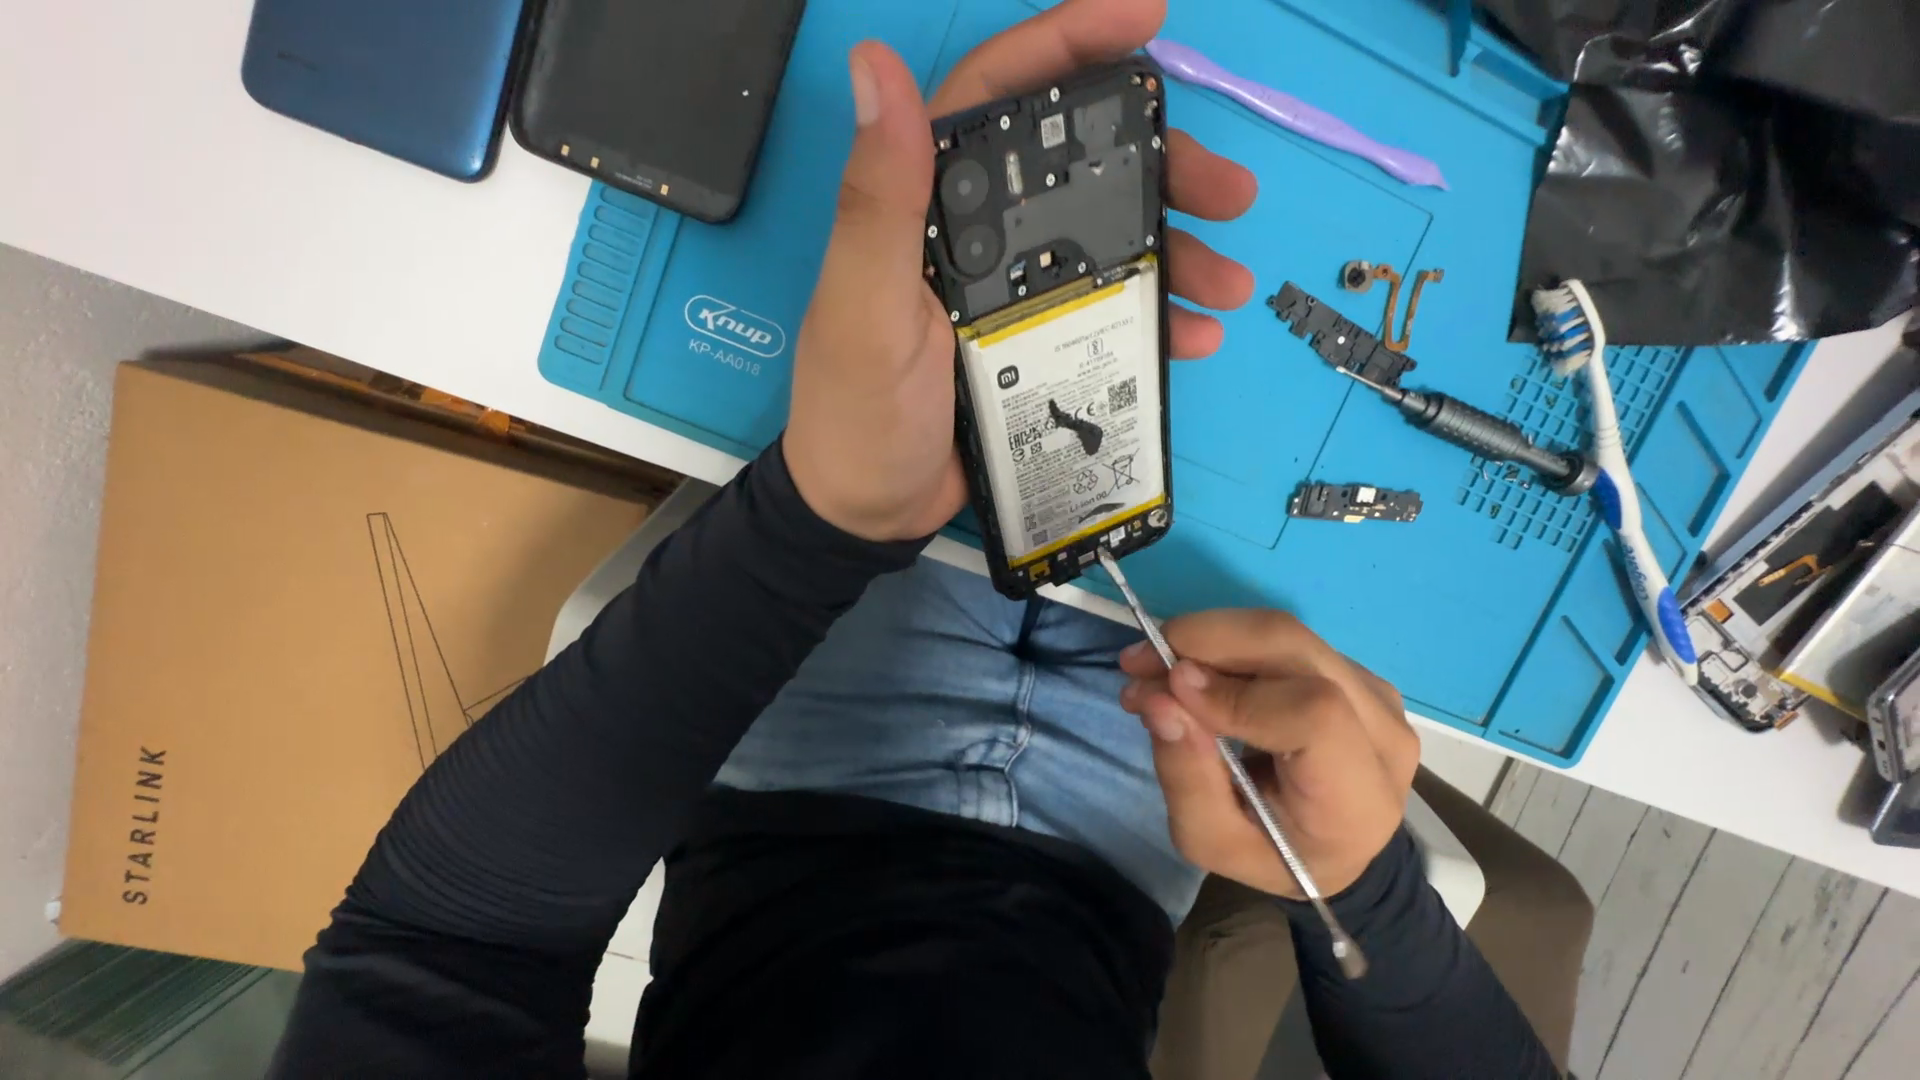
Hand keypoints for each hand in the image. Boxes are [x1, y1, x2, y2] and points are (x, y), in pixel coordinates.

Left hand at [783, 0, 1258, 541]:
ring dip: (1176, 251)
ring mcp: (1013, 294)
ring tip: (1227, 281)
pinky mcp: (1038, 347)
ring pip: (1107, 244)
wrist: (872, 510)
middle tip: (1228, 191)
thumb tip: (875, 62)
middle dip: (1161, 167)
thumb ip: (878, 200)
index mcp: (928, 210)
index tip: (1148, 21)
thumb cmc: (860, 413)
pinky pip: (1107, 315)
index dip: (1067, 47)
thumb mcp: (866, 308)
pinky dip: (1155, 319)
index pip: (996, 101)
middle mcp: (976, 239)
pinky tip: (1194, 336)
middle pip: (1077, 172)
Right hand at [1117, 610, 1418, 898]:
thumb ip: (1186, 778)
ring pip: (1281, 633)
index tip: (1167, 692)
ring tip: (1153, 669)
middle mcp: (1381, 731)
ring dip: (1205, 638)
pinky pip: (1281, 638)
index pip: (1314, 714)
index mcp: (1357, 795)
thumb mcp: (1212, 841)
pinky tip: (1192, 671)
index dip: (1235, 694)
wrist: (1332, 843)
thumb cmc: (1273, 853)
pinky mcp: (1353, 670)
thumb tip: (1159, 700)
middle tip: (1136, 662)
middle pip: (1293, 647)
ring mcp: (1373, 692)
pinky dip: (1224, 643)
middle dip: (1202, 641)